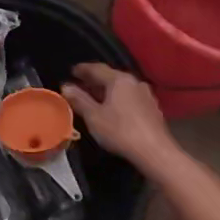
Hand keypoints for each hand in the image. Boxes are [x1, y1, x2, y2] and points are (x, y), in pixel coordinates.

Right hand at [62, 63, 176, 166]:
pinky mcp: (151, 107)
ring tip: (94, 96)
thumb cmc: (119, 131)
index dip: (82, 69)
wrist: (153, 150)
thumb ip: (79, 100)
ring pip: (121, 87)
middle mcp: (134, 82)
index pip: (97, 68)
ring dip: (106, 90)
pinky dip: (117, 98)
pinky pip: (129, 97)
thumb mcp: (93, 116)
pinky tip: (112, 108)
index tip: (72, 71)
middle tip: (80, 83)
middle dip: (94, 80)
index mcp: (119, 80)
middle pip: (111, 76)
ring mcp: (145, 94)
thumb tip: (66, 87)